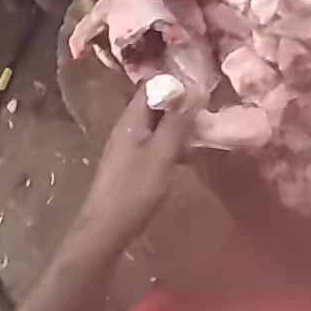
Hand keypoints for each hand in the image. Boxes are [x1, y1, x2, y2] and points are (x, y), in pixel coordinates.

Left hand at [75, 89, 192, 245]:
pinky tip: (183, 157)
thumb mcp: (163, 153)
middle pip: (153, 103)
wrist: (106, 227)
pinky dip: (168, 143)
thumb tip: (193, 90)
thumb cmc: (136, 188)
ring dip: (175, 126)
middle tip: (205, 113)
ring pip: (154, 124)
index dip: (175, 82)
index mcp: (131, 118)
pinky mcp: (128, 162)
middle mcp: (125, 126)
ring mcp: (125, 144)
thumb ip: (177, 122)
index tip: (199, 90)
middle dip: (178, 105)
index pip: (151, 84)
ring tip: (198, 135)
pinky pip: (151, 142)